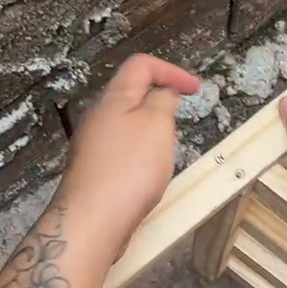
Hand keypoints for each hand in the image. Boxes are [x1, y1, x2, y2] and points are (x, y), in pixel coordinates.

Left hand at [56, 54, 200, 258]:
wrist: (92, 222)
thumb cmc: (129, 168)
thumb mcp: (157, 125)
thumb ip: (162, 101)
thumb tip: (161, 93)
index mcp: (113, 98)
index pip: (140, 65)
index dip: (171, 70)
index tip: (194, 90)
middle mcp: (97, 118)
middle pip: (131, 95)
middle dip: (161, 104)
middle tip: (176, 128)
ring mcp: (92, 147)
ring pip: (127, 126)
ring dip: (152, 134)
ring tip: (163, 158)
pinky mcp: (93, 172)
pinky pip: (122, 153)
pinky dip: (140, 157)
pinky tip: (147, 180)